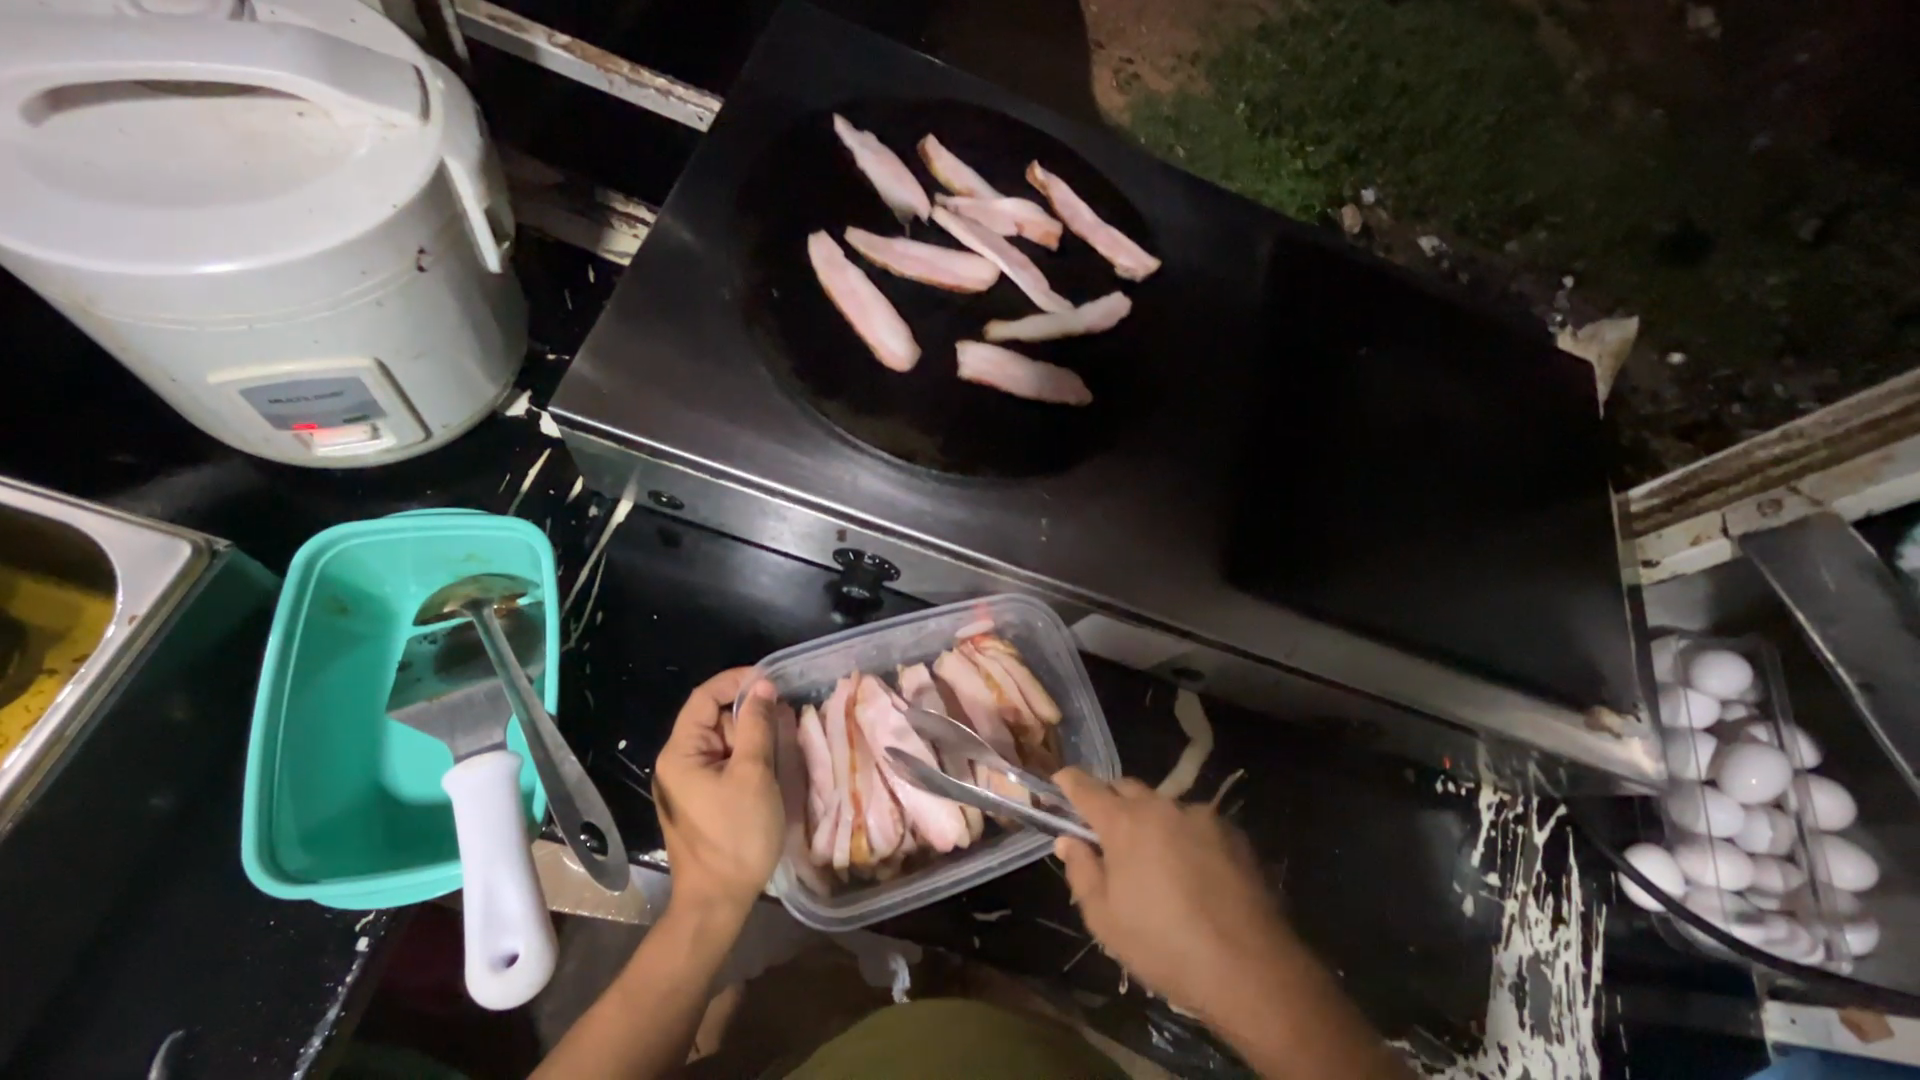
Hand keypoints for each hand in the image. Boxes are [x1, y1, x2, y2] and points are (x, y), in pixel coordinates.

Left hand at [653, 668, 786, 916]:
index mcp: (680, 753)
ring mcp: (688, 783)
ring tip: (784, 743)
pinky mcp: (702, 800)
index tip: (772, 681)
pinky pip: (724, 764)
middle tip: (786, 718)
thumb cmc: (736, 836)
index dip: (736, 682)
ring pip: (723, 742)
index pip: (704, 697)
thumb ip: (757, 726)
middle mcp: (677, 762)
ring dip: (752, 737)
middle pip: (714, 719)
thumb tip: (762, 687)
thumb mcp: (753, 775)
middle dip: (749, 713)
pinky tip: (771, 766)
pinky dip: (748, 758)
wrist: (717, 901)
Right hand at [1053, 769, 1294, 1019]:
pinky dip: (1185, 836)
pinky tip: (1193, 872)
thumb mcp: (1105, 920)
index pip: (1086, 788)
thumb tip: (1068, 840)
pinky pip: (1197, 824)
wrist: (1250, 968)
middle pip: (1126, 788)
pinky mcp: (1235, 834)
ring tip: (1154, 859)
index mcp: (1124, 824)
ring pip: (1165, 807)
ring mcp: (1202, 818)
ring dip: (1151, 821)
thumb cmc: (1163, 946)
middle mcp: (1162, 808)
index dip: (1069, 783)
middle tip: (1105, 831)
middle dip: (1110, 801)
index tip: (1059, 782)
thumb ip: (1082, 871)